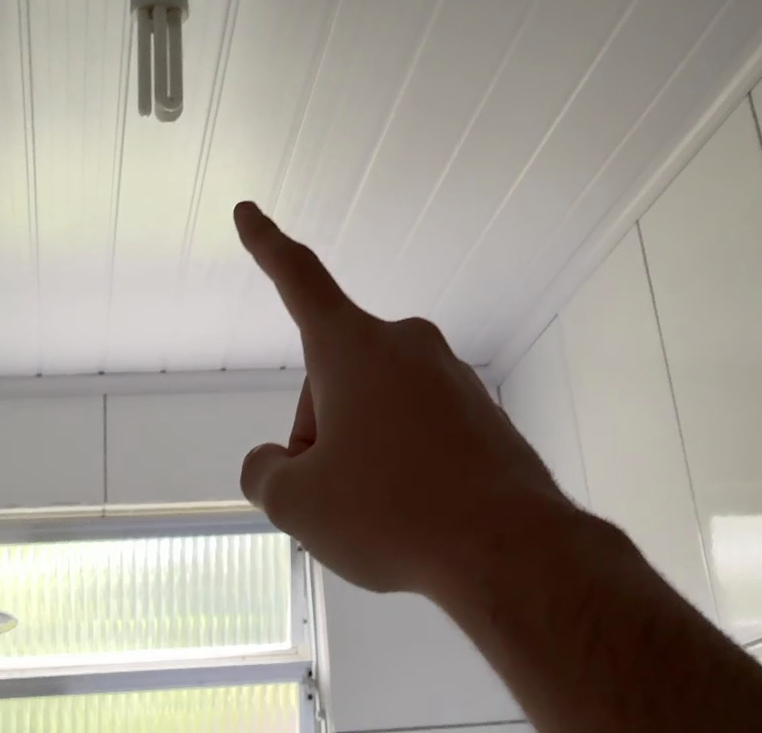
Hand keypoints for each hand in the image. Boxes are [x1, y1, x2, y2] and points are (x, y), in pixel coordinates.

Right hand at [234, 201, 571, 597]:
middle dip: (320, 426)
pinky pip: (422, 424)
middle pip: (335, 372)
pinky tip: (420, 509)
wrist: (512, 551)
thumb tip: (276, 462)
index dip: (266, 245)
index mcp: (353, 347)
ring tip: (383, 510)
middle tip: (332, 494)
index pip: (298, 279)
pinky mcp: (482, 410)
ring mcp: (450, 374)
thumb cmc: (392, 512)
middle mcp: (403, 344)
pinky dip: (407, 458)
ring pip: (378, 401)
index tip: (249, 210)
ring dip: (363, 444)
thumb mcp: (300, 504)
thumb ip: (266, 473)